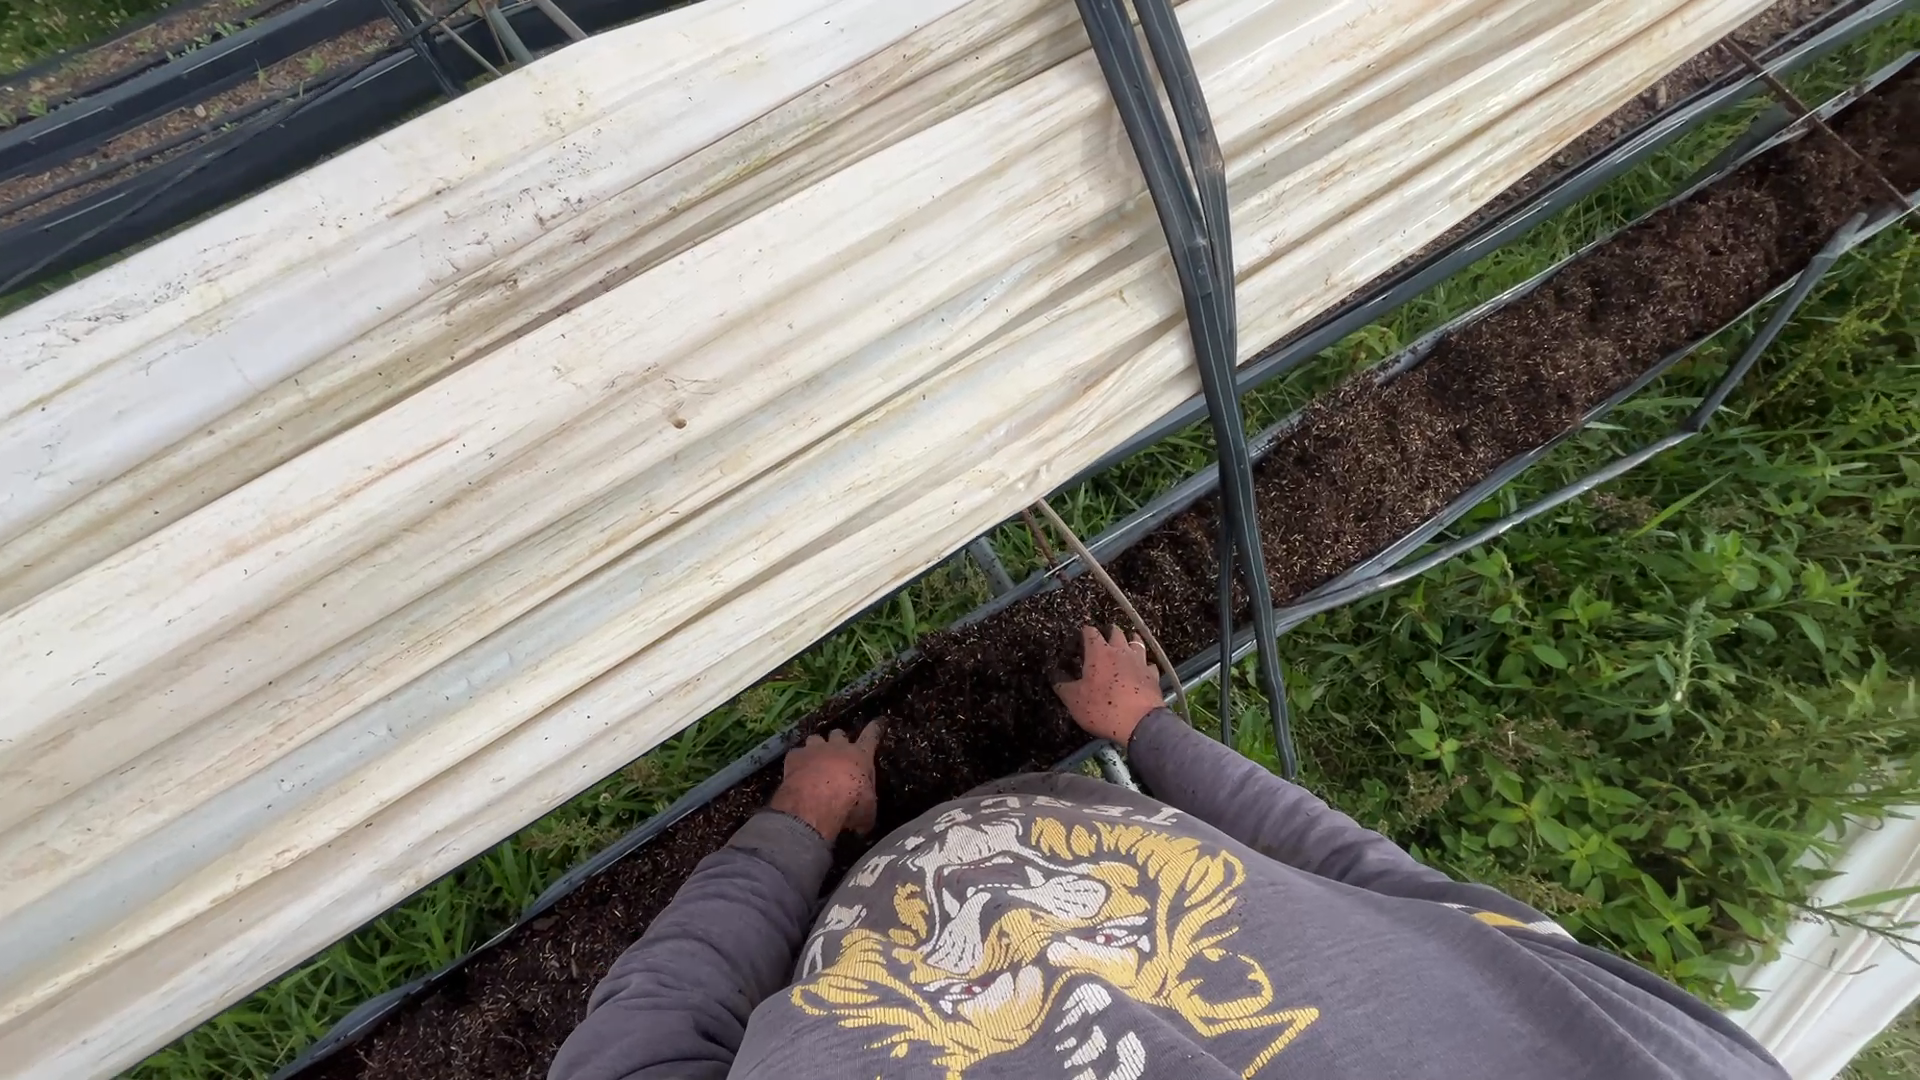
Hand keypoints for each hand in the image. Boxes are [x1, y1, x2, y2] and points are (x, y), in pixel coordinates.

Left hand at [769, 722, 882, 838]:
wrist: (816, 801)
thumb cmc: (850, 804)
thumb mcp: (867, 812)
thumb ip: (865, 812)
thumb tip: (862, 826)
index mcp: (860, 756)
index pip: (871, 736)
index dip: (875, 728)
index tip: (878, 721)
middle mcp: (838, 747)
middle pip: (839, 734)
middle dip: (838, 741)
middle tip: (837, 753)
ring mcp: (814, 749)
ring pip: (815, 739)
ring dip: (816, 748)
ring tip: (814, 761)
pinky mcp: (794, 757)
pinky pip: (796, 754)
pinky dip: (797, 762)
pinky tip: (795, 773)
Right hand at [1053, 624, 1164, 745]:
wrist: (1140, 723)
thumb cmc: (1103, 708)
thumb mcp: (1073, 699)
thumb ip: (1062, 684)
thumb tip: (1054, 674)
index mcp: (1098, 653)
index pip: (1090, 632)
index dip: (1083, 632)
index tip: (1079, 638)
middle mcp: (1120, 651)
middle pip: (1115, 631)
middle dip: (1108, 631)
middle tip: (1103, 636)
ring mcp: (1139, 662)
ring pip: (1136, 642)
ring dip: (1130, 640)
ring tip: (1126, 643)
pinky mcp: (1153, 676)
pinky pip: (1148, 663)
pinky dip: (1144, 664)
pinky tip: (1141, 669)